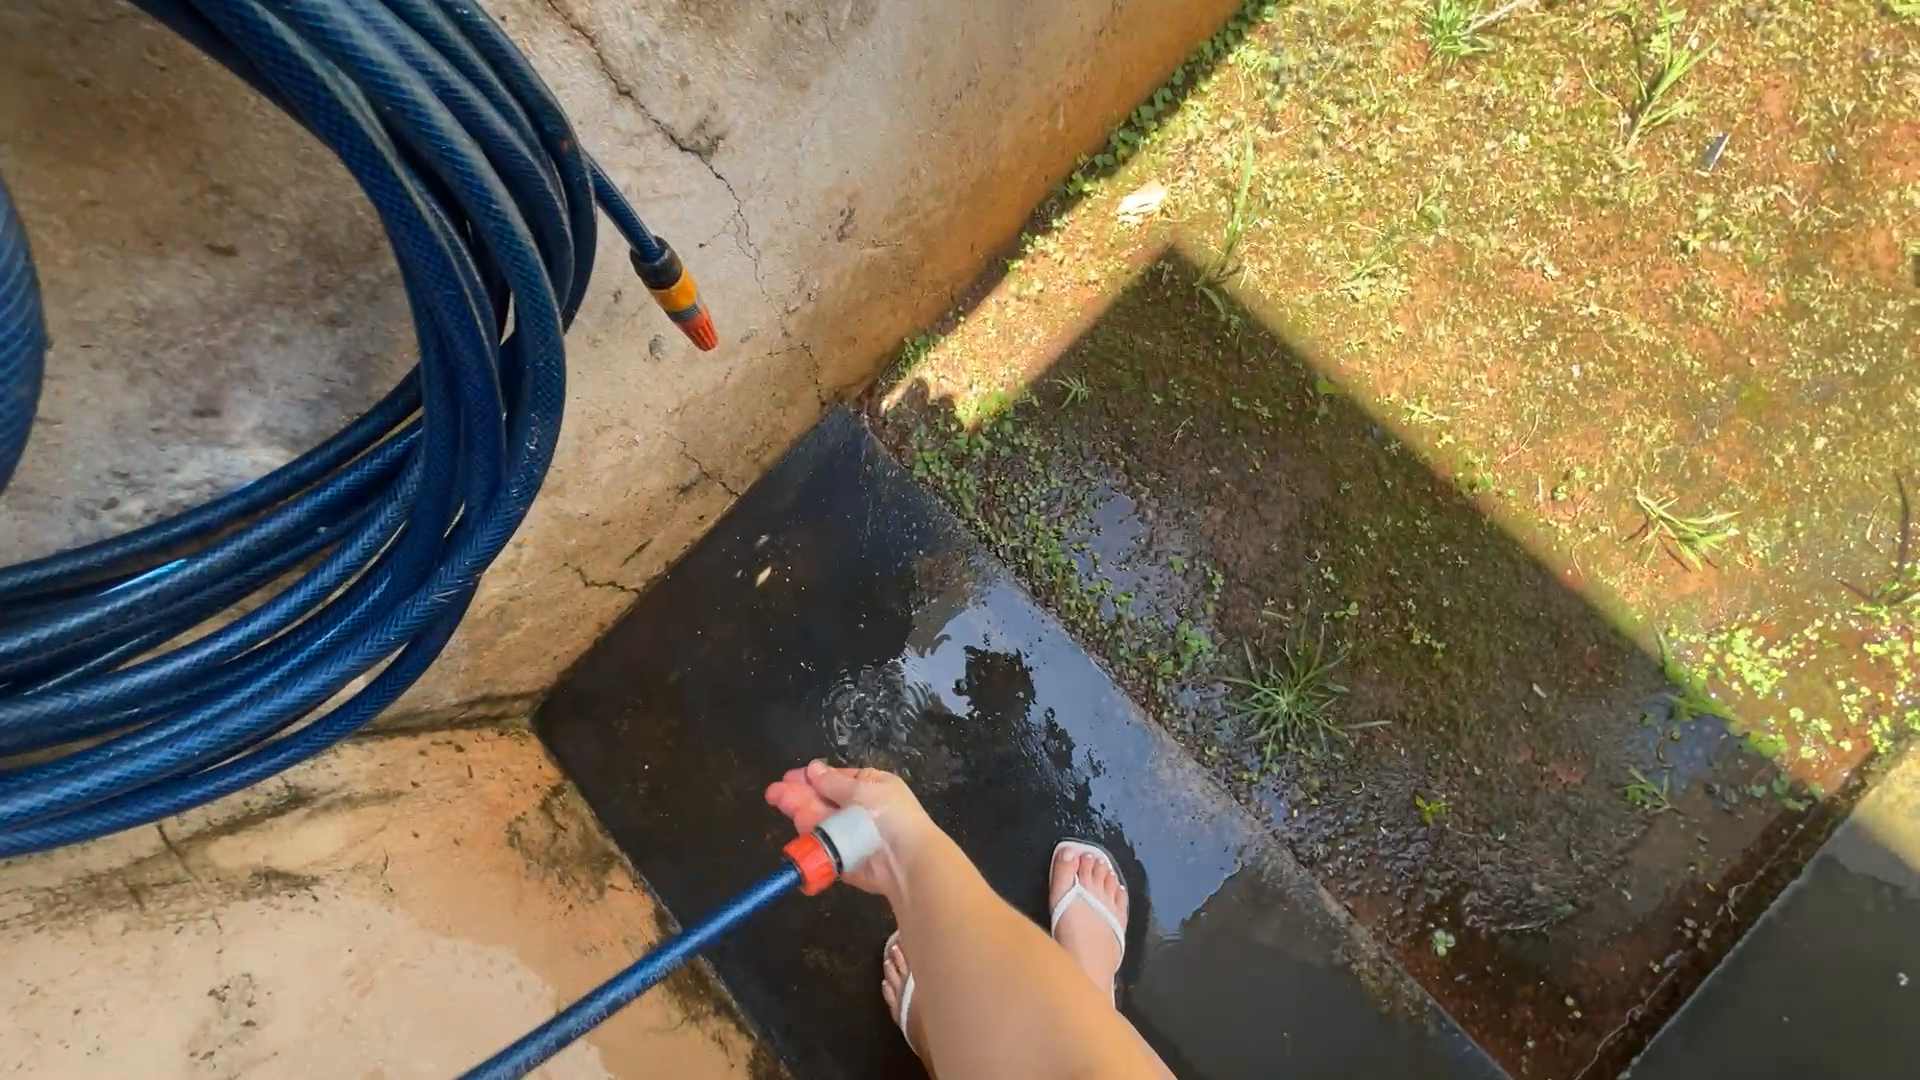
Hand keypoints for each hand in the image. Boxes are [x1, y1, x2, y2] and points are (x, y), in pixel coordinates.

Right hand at [766, 761, 937, 901]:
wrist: (905, 858)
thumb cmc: (888, 814)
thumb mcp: (863, 789)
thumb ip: (834, 783)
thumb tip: (813, 768)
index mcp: (869, 786)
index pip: (835, 779)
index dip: (811, 778)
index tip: (788, 778)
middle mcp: (858, 809)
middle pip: (823, 801)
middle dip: (799, 795)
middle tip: (773, 793)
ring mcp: (849, 836)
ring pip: (820, 823)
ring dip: (800, 812)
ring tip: (779, 801)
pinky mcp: (843, 859)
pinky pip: (823, 848)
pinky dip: (809, 841)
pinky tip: (795, 828)